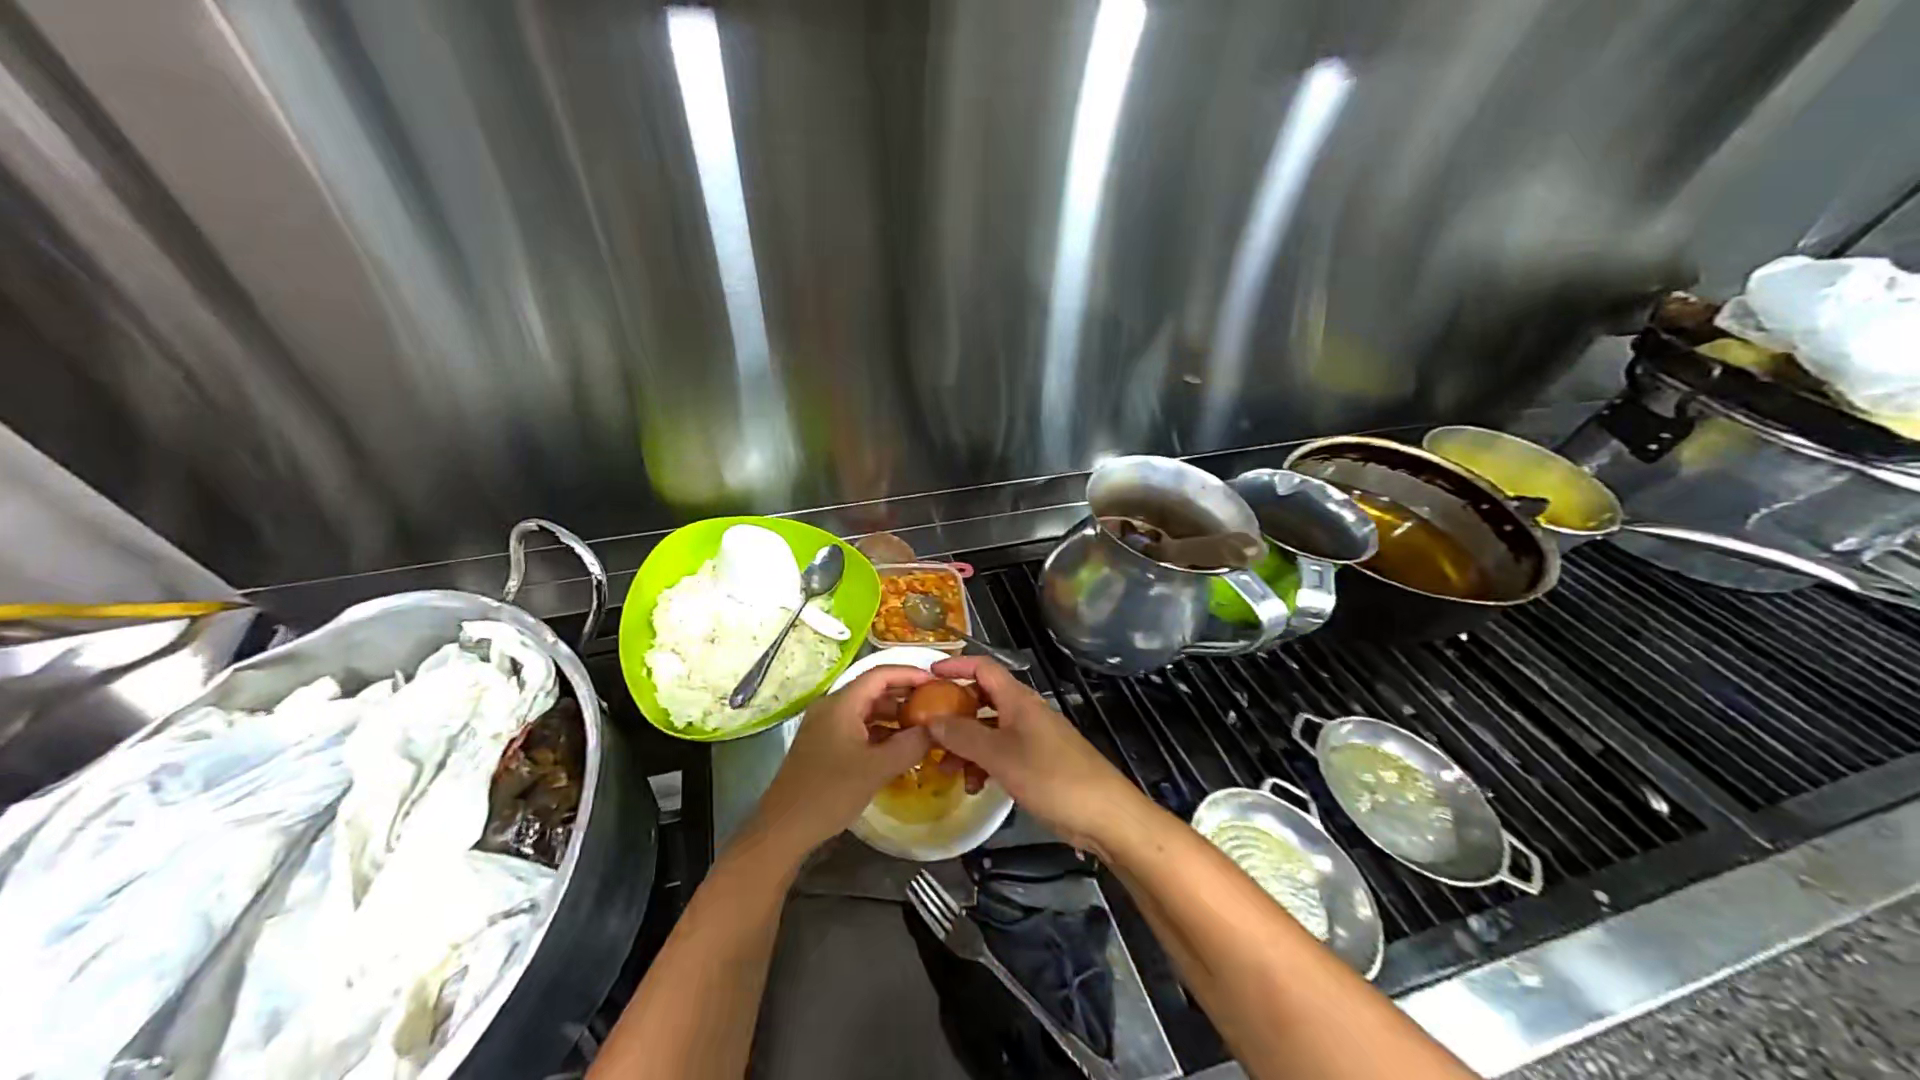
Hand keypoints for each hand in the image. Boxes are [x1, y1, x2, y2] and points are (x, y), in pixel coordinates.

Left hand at [748, 665, 935, 859]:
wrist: (784, 829)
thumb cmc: (829, 793)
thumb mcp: (877, 769)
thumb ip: (911, 745)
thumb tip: (938, 729)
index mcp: (841, 704)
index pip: (880, 674)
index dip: (910, 674)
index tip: (938, 682)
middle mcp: (832, 708)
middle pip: (874, 690)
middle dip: (906, 695)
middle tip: (937, 705)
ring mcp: (826, 727)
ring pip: (867, 711)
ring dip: (895, 716)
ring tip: (924, 727)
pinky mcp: (825, 745)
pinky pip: (859, 728)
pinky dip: (881, 733)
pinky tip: (901, 747)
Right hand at [925, 656, 1140, 852]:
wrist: (1104, 814)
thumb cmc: (1051, 777)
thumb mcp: (999, 755)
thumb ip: (963, 735)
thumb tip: (930, 719)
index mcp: (1018, 699)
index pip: (983, 667)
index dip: (956, 666)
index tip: (927, 675)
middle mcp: (1025, 712)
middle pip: (983, 699)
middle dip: (954, 713)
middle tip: (928, 729)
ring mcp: (1033, 738)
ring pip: (989, 731)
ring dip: (966, 745)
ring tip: (946, 769)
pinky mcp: (1038, 763)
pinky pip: (1002, 754)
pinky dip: (984, 764)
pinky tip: (974, 787)